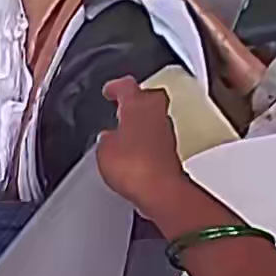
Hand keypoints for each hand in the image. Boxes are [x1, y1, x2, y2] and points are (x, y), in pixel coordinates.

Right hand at [95, 77, 191, 213]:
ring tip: (127, 133)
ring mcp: (166, 131)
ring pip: (152, 118)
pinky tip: (137, 153)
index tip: (110, 89)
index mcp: (138, 104)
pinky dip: (146, 142)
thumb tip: (107, 138)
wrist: (158, 189)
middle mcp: (156, 112)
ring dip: (141, 123)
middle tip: (122, 107)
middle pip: (145, 98)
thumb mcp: (105, 150)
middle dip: (134, 102)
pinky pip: (156, 139)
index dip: (115, 87)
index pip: (126, 86)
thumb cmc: (135, 165)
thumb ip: (105, 139)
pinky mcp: (170, 151)